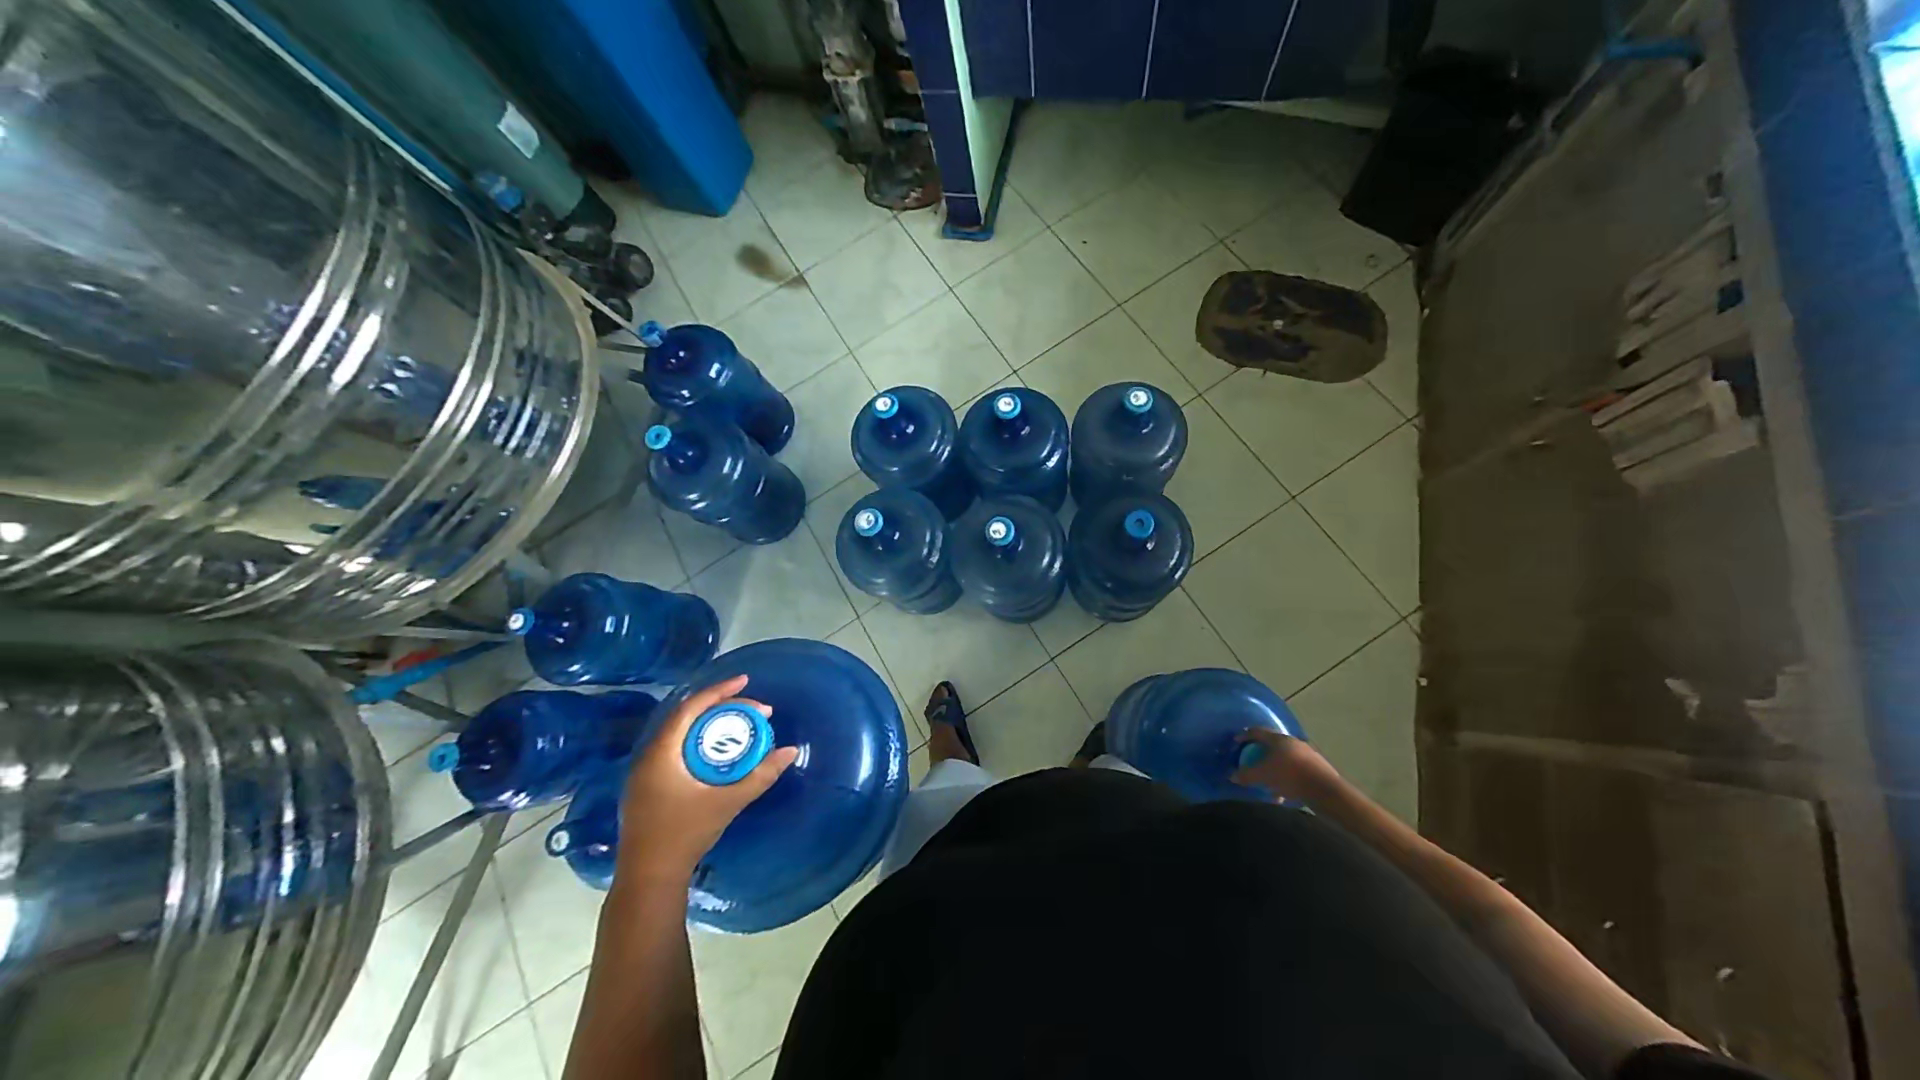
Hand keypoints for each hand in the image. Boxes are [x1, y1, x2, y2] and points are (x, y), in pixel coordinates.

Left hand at [617, 675, 799, 884]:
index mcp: (661, 752)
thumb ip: (760, 775)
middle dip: (718, 706)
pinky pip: (675, 749)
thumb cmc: (684, 834)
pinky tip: (716, 751)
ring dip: (708, 725)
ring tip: (737, 724)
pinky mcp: (647, 787)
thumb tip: (790, 751)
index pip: (690, 708)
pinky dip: (698, 741)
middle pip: (684, 717)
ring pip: (679, 734)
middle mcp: (648, 756)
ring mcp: (644, 773)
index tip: (745, 681)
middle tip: (750, 708)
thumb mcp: (727, 802)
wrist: (648, 878)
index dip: (719, 691)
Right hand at [1231, 729, 1342, 802]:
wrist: (1325, 791)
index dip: (1245, 735)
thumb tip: (1232, 776)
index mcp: (1279, 739)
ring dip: (1275, 767)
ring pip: (1285, 758)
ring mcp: (1307, 754)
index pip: (1258, 731)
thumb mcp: (1263, 776)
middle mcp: (1293, 742)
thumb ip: (1246, 775)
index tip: (1236, 741)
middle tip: (1252, 760)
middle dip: (1261, 753)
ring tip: (1268, 781)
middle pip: (1273, 745)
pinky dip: (1287, 777)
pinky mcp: (1317, 767)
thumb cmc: (1290, 776)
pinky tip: (1284, 792)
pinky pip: (1296, 769)